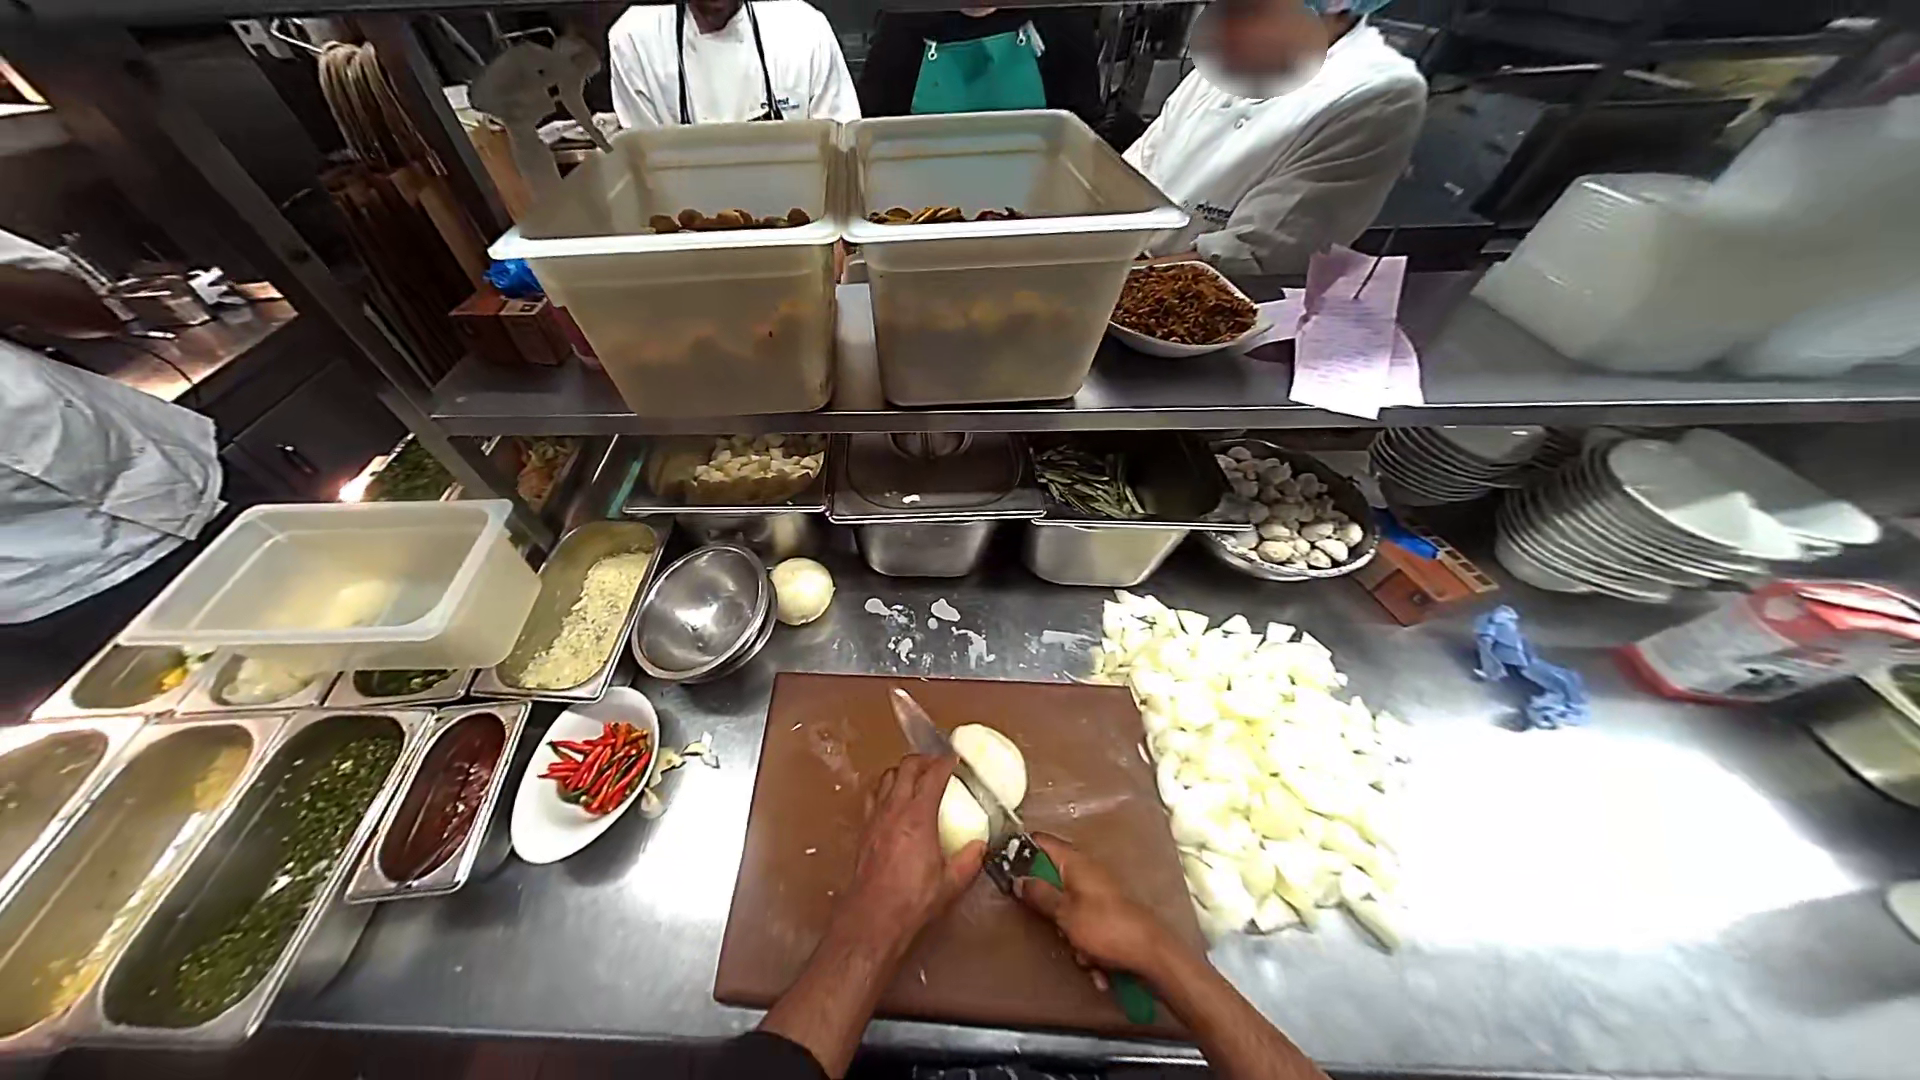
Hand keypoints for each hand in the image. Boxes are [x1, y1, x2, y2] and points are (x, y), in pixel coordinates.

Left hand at [836, 754, 984, 948]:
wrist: (872, 918)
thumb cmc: (913, 899)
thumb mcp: (951, 883)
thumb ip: (969, 860)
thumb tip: (980, 845)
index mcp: (919, 815)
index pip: (933, 776)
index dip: (945, 763)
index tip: (954, 759)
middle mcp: (895, 808)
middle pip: (906, 767)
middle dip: (923, 759)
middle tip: (936, 763)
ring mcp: (876, 816)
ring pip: (886, 777)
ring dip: (902, 770)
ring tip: (914, 775)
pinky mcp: (864, 828)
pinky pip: (873, 795)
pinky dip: (884, 786)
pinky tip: (891, 797)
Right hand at [1013, 832, 1184, 988]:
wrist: (1152, 954)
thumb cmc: (1105, 927)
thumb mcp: (1064, 913)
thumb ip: (1038, 894)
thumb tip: (1017, 878)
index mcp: (1073, 860)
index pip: (1040, 840)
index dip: (1020, 849)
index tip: (1004, 865)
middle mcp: (1085, 868)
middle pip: (1051, 877)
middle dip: (1047, 905)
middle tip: (1049, 922)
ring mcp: (1098, 889)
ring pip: (1066, 905)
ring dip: (1068, 930)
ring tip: (1080, 950)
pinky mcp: (1107, 911)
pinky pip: (1084, 921)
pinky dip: (1086, 941)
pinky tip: (1094, 961)